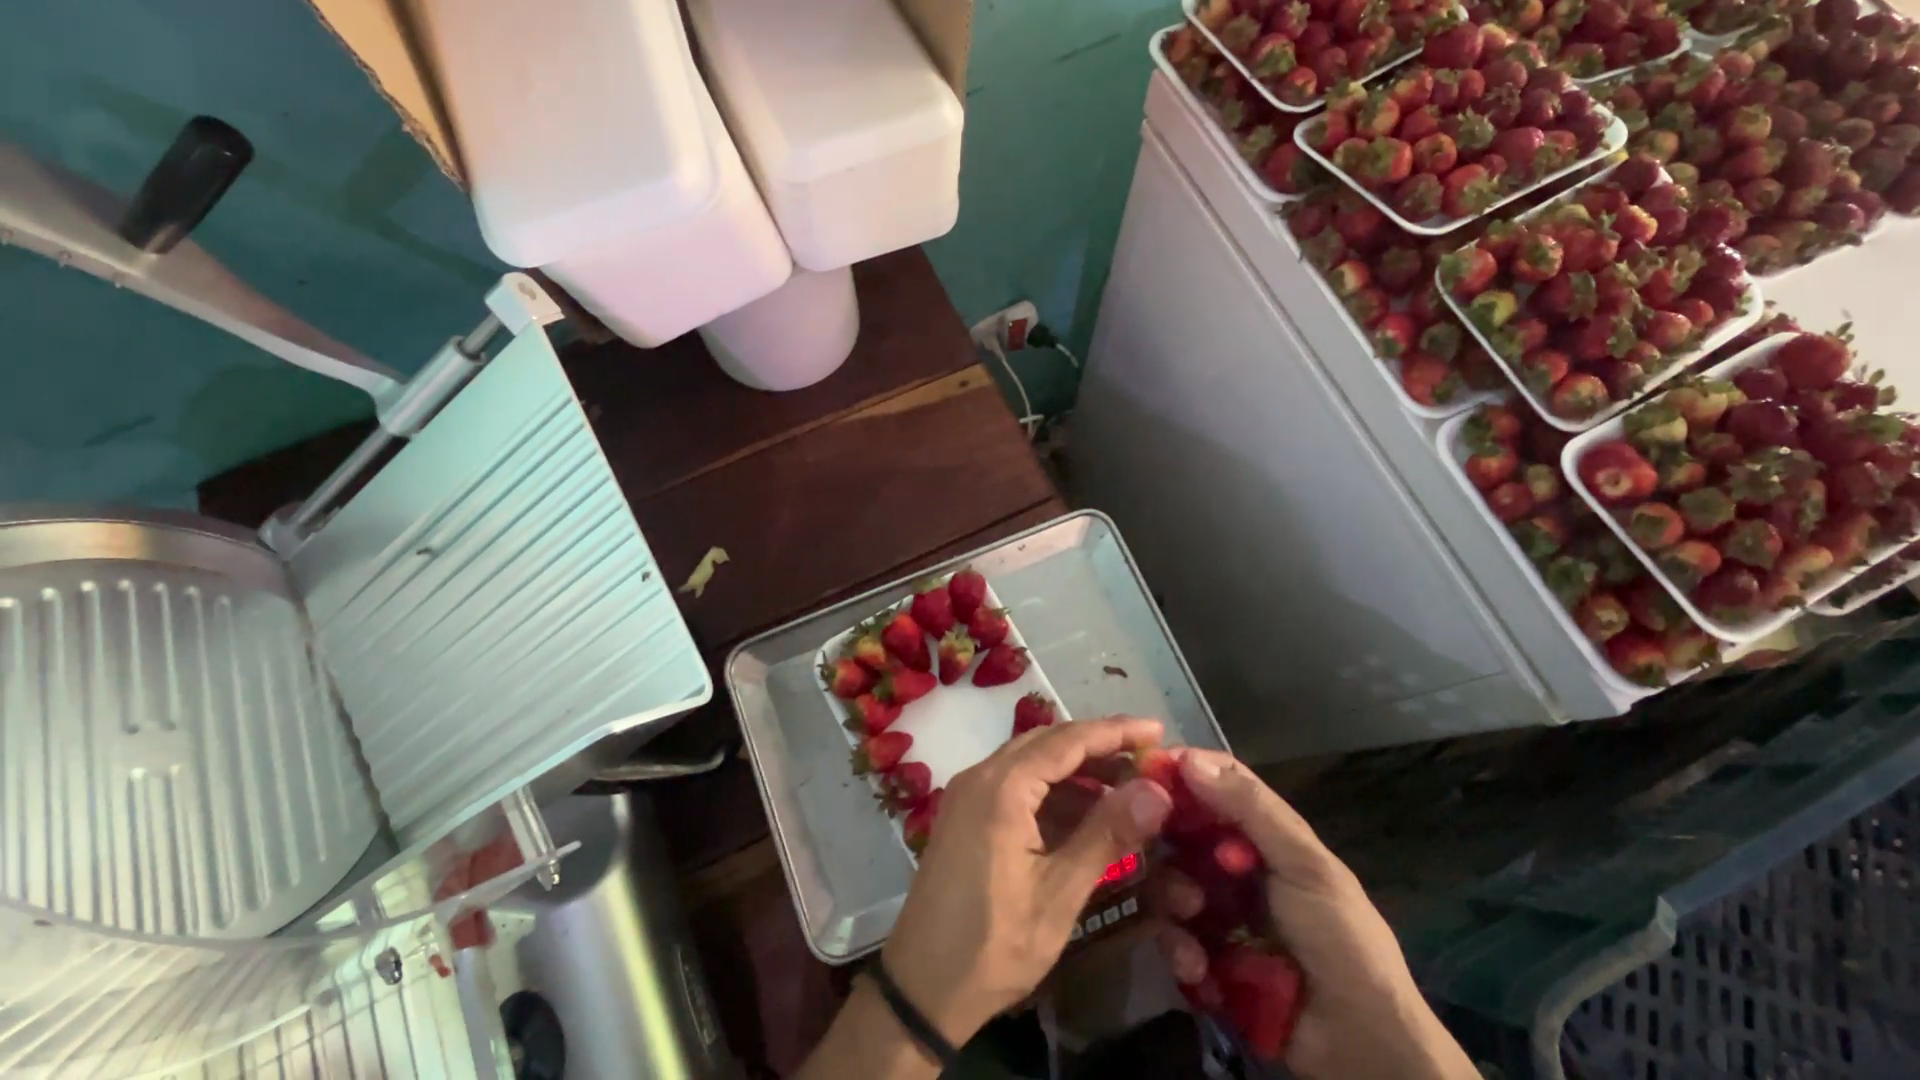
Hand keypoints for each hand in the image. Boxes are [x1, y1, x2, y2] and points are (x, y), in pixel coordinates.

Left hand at [881, 717, 1174, 1045]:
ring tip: (1127, 787)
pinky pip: (1014, 786)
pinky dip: (1052, 791)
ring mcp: (966, 797)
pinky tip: (1085, 813)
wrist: (922, 988)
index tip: (1158, 730)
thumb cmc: (995, 943)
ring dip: (1076, 770)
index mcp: (1000, 789)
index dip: (1115, 732)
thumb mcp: (1060, 892)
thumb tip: (1157, 789)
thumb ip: (1107, 833)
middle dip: (1098, 746)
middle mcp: (978, 778)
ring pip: (1030, 764)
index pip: (1067, 740)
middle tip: (1147, 759)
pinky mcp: (964, 818)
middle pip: (1046, 744)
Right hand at [1150, 749, 1477, 1079]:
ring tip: (1191, 917)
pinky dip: (1179, 948)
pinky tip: (1197, 966)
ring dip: (1173, 899)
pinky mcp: (1203, 956)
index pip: (1215, 786)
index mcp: (1265, 836)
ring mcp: (1217, 912)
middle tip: (1162, 854)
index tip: (1142, 772)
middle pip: (1180, 833)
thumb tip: (1189, 757)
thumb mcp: (1305, 865)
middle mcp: (1234, 866)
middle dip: (1167, 845)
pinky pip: (1172, 937)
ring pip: (1167, 884)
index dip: (1181, 773)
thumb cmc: (1341, 938)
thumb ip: (1251, 810)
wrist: (1361, 1043)